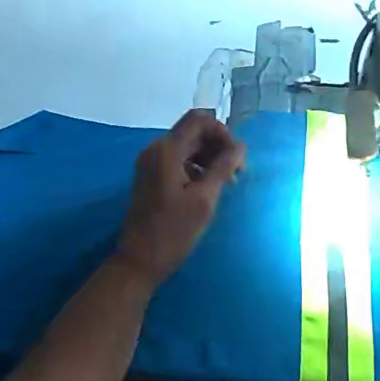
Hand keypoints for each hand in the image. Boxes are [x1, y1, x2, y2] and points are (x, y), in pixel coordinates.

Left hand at [113, 110, 245, 284]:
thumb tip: (241, 146)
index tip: (237, 159)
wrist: (139, 261)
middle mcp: (155, 150)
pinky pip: (178, 162)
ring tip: (226, 185)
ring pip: (187, 147)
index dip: (223, 133)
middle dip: (218, 147)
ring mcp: (150, 164)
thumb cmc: (173, 232)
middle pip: (193, 132)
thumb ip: (223, 168)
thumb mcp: (204, 200)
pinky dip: (196, 169)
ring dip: (209, 159)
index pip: (199, 119)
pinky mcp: (150, 178)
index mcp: (167, 150)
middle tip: (236, 175)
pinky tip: (208, 190)